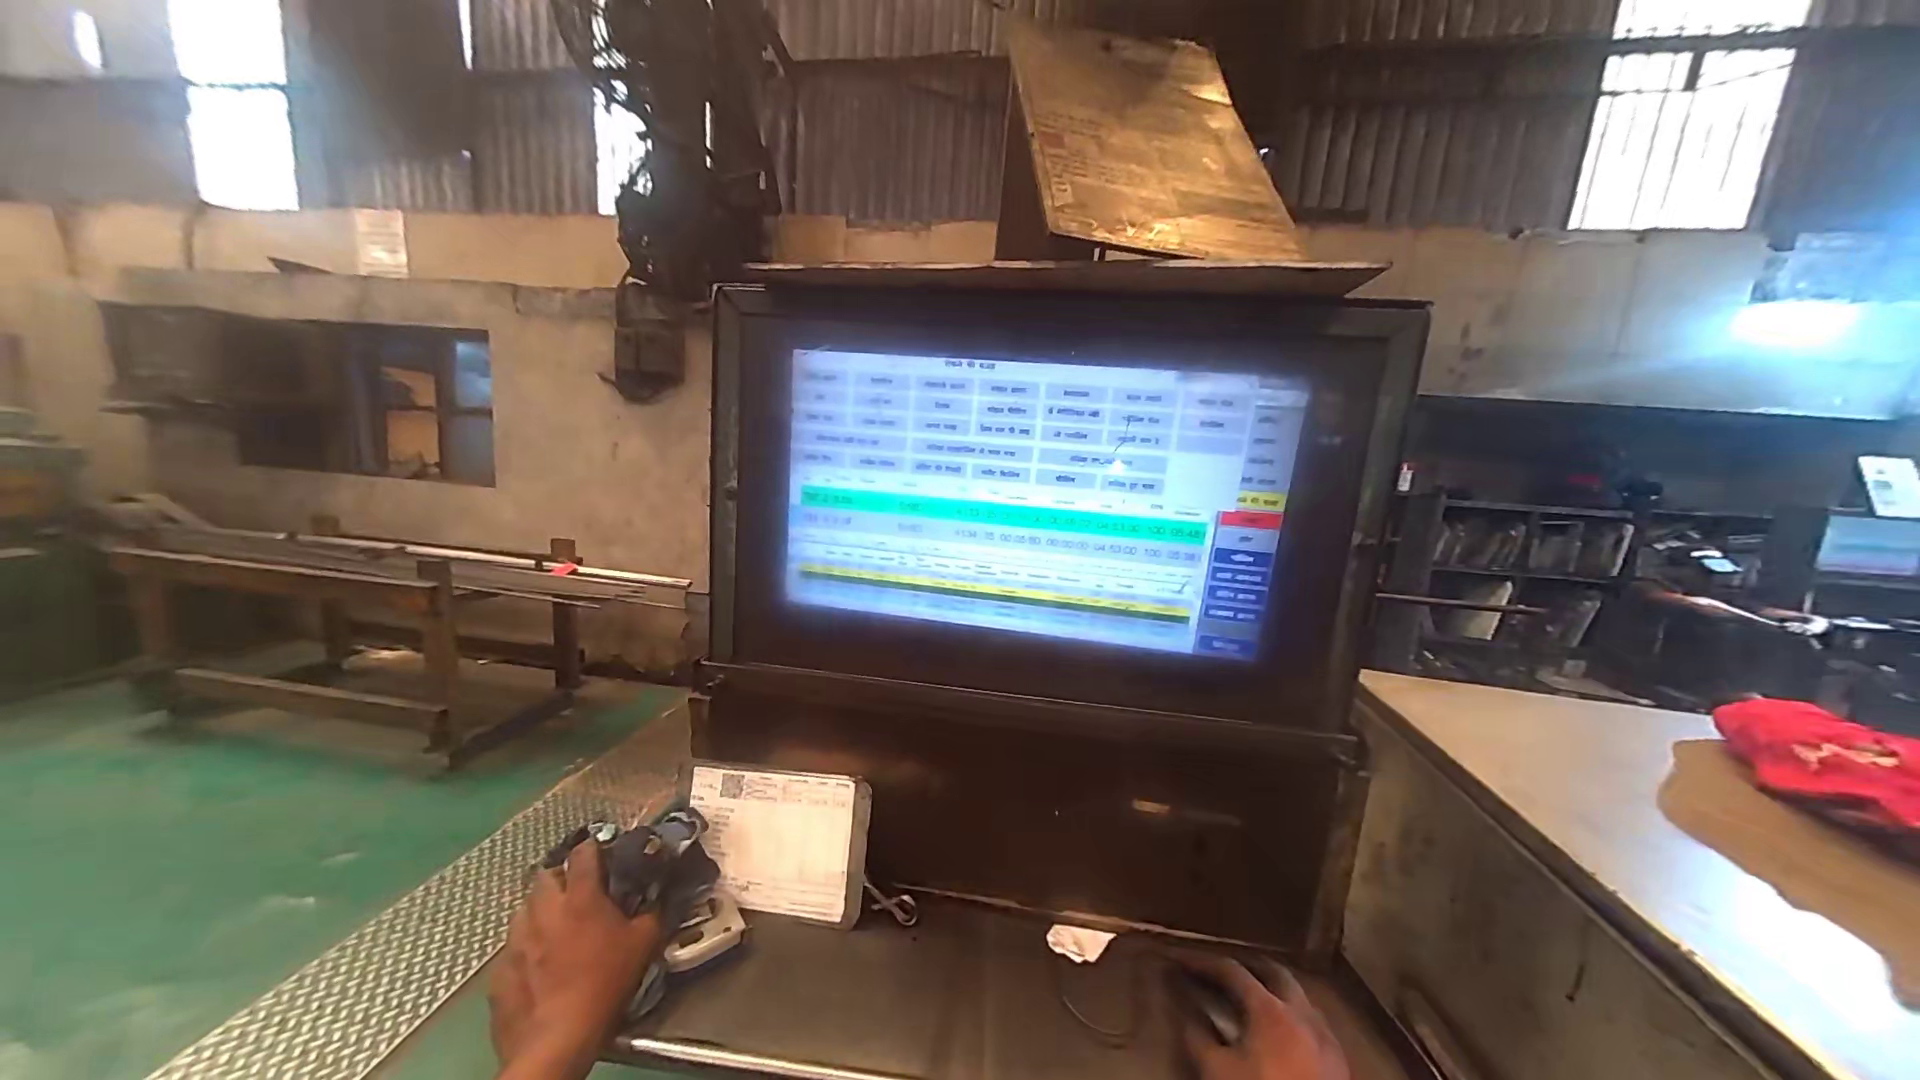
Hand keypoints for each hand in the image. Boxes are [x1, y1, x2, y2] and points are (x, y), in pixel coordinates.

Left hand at [489, 838, 666, 1079]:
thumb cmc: (605, 984)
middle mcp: (544, 911)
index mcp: (580, 897)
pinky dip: (527, 943)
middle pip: (545, 874)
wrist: (555, 1041)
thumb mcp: (644, 944)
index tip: (604, 850)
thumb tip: (659, 895)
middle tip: (579, 887)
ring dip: (540, 907)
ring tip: (557, 921)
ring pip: (524, 908)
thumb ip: (653, 911)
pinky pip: (512, 944)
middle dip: (561, 874)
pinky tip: (539, 959)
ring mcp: (516, 941)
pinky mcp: (499, 971)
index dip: (594, 846)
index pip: (583, 853)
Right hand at [1178, 954, 1349, 1079]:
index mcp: (1269, 1010)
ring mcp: (1327, 1040)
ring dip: (1275, 990)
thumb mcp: (1218, 1073)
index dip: (1204, 962)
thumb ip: (1199, 1038)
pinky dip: (1294, 1017)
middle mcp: (1302, 1014)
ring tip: (1253, 1000)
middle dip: (1248, 966)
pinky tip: (1284, 1037)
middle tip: (1225, 972)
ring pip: (1299, 998)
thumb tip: (1190, 1015)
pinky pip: (1316, 1026)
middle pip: (1275, 972)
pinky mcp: (1341, 1067)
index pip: (1232, 971)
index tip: (1183, 961)